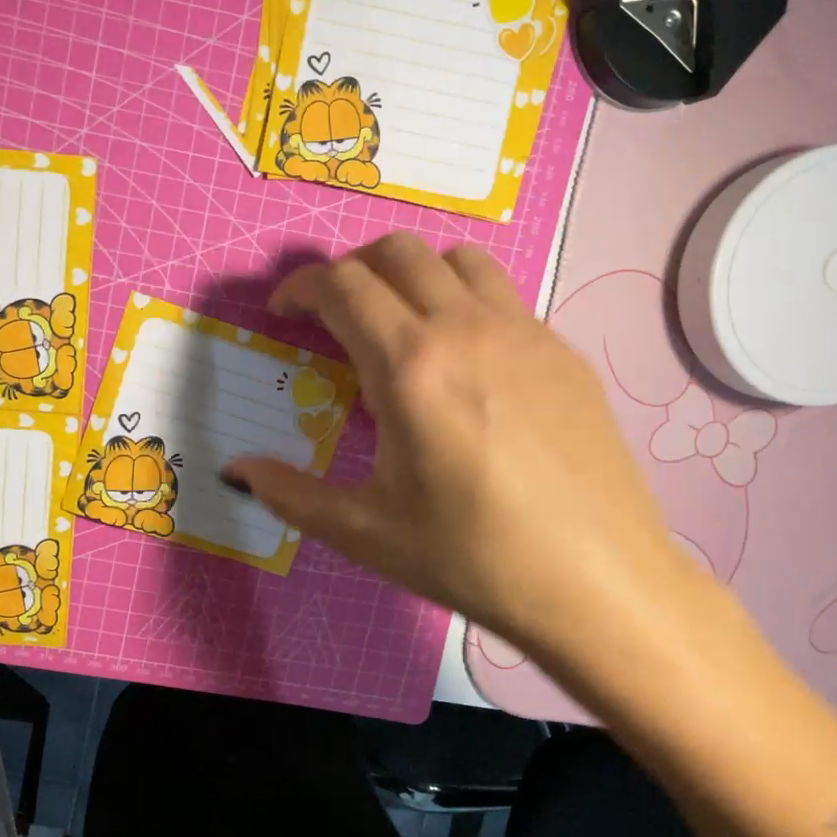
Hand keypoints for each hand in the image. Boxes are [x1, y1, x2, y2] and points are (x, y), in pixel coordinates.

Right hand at [223, 234, 696, 657]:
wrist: (600, 583)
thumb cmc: (470, 557)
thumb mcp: (365, 532)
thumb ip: (289, 493)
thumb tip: (236, 470)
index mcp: (410, 366)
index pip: (342, 286)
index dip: (300, 288)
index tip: (283, 313)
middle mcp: (466, 329)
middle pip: (396, 253)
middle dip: (350, 271)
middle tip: (332, 317)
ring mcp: (524, 333)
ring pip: (456, 259)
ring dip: (411, 274)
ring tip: (398, 324)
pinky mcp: (564, 353)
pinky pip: (502, 294)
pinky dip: (462, 300)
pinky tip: (462, 362)